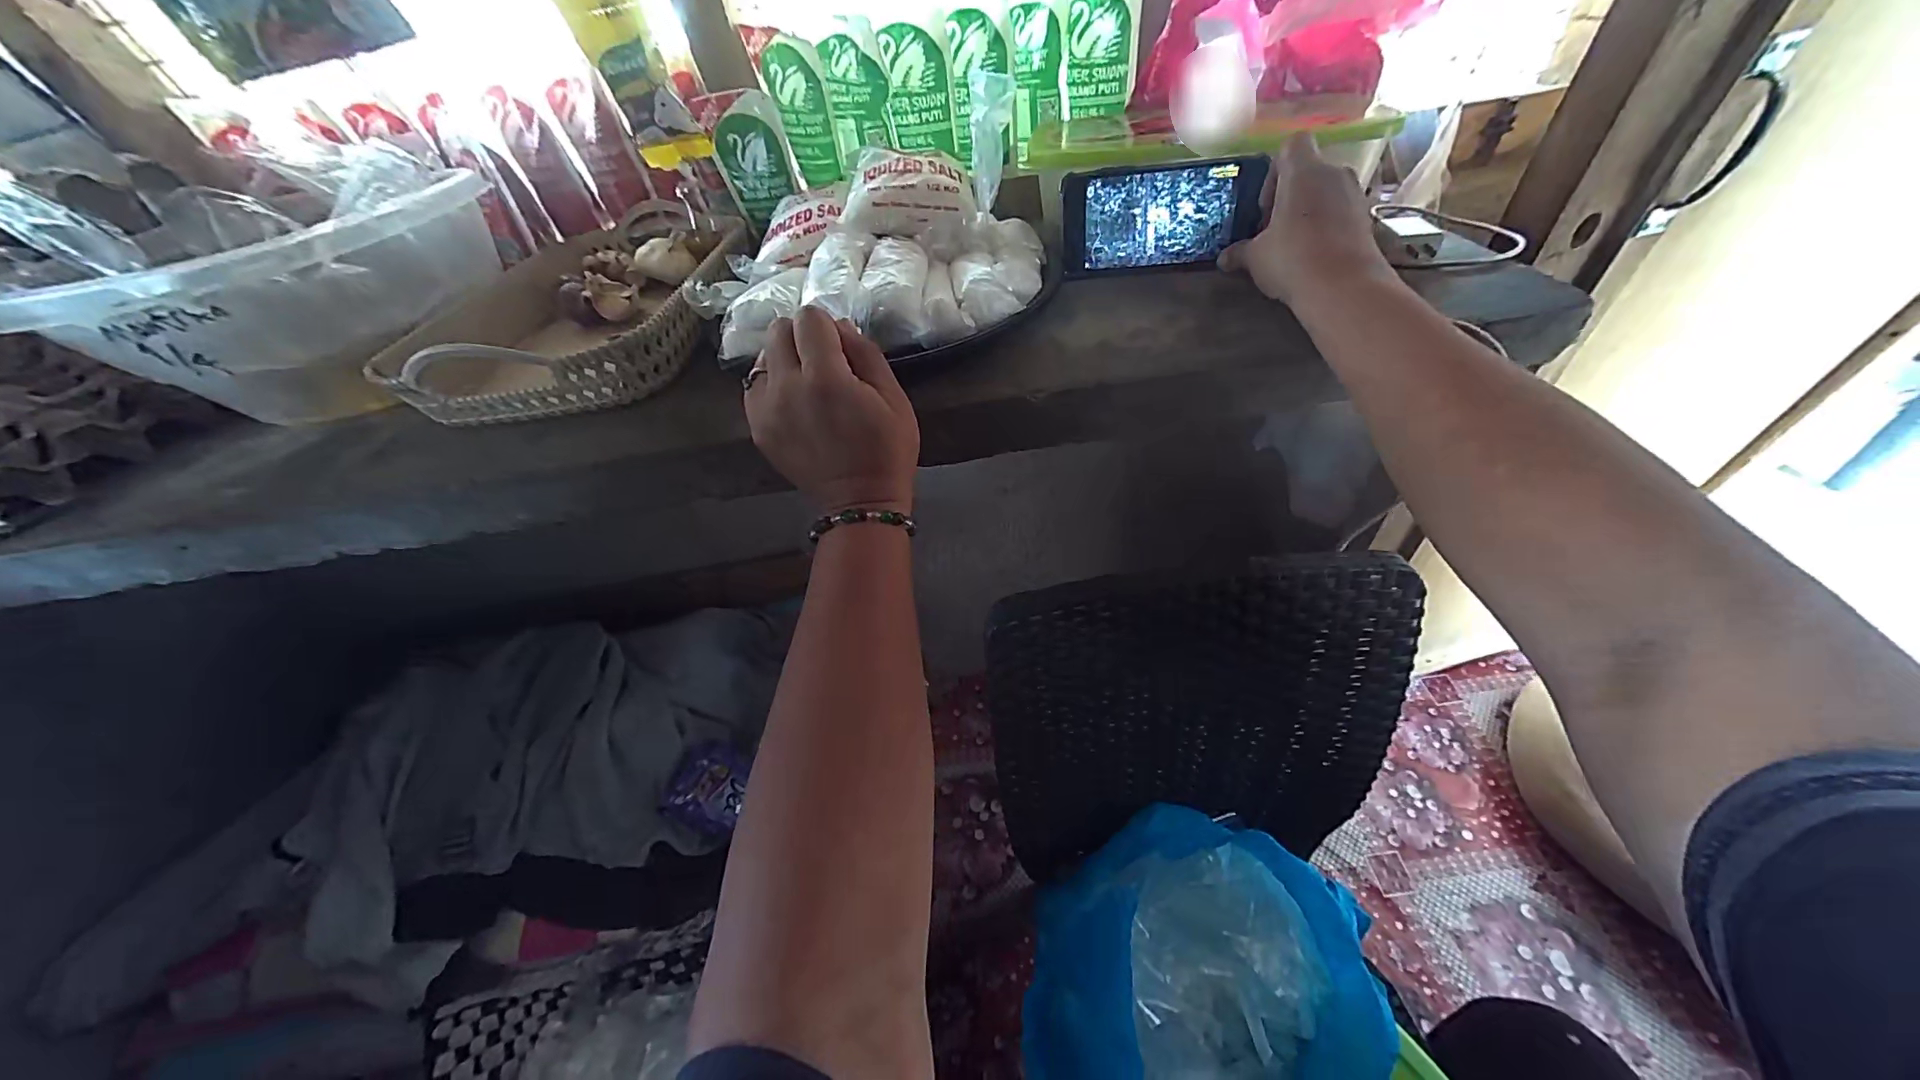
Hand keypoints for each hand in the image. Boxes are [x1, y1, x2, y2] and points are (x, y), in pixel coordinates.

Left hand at [744, 305, 919, 514]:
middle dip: (802, 337)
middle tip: (824, 361)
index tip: (841, 346)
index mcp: (826, 377)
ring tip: (807, 383)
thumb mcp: (894, 397)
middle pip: (779, 330)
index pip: (809, 319)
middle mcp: (787, 388)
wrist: (859, 501)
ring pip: (763, 356)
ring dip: (784, 359)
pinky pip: (754, 386)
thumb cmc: (887, 450)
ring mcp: (766, 409)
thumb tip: (839, 326)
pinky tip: (794, 402)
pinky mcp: (757, 427)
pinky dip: (772, 384)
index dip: (827, 326)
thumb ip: (866, 353)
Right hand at [1218, 134, 1395, 306]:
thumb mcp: (1256, 258)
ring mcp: (1355, 195)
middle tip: (1274, 230)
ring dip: (1309, 213)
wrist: (1343, 286)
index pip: (1292, 146)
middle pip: (1309, 172)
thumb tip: (1224, 258)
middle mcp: (1334, 174)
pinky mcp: (1367, 218)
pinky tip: (1313, 256)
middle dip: (1290, 197)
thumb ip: (1240, 252)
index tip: (1265, 205)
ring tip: (1294, 246)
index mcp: (1304, 172)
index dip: (1275, 171)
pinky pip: (1341, 213)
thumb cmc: (1292, 259)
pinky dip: (1327, 227)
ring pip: (1326, 193)